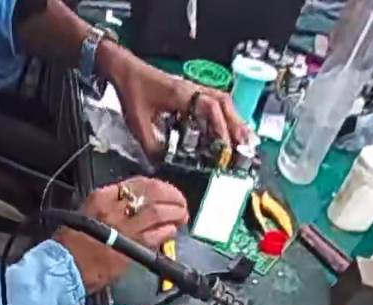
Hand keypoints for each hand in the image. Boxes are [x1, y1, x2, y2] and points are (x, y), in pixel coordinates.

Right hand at [57, 178, 188, 292]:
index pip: (139, 183)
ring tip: (181, 218)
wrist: (63, 271)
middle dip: (173, 198)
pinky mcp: (131, 249)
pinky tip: (171, 232)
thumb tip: (129, 208)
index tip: (165, 192)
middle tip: (180, 205)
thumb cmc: (69, 248)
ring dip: (175, 214)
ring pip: (160, 213)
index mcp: (103, 197)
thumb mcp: (85, 216)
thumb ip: (107, 208)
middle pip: (155, 194)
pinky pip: (157, 235)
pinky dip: (167, 232)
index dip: (159, 187)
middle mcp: (115, 208)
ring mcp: (125, 229)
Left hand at [100, 44, 253, 159]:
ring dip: (232, 120)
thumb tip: (165, 163)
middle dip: (235, 124)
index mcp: (182, 94)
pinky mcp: (188, 94)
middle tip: (245, 144)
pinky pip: (211, 104)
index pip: (210, 108)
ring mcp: (192, 91)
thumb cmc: (133, 94)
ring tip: (242, 138)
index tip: (226, 146)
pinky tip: (225, 129)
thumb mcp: (138, 124)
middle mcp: (192, 90)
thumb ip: (152, 145)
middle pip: (223, 103)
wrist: (127, 72)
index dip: (220, 127)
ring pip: (220, 102)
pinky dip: (222, 117)